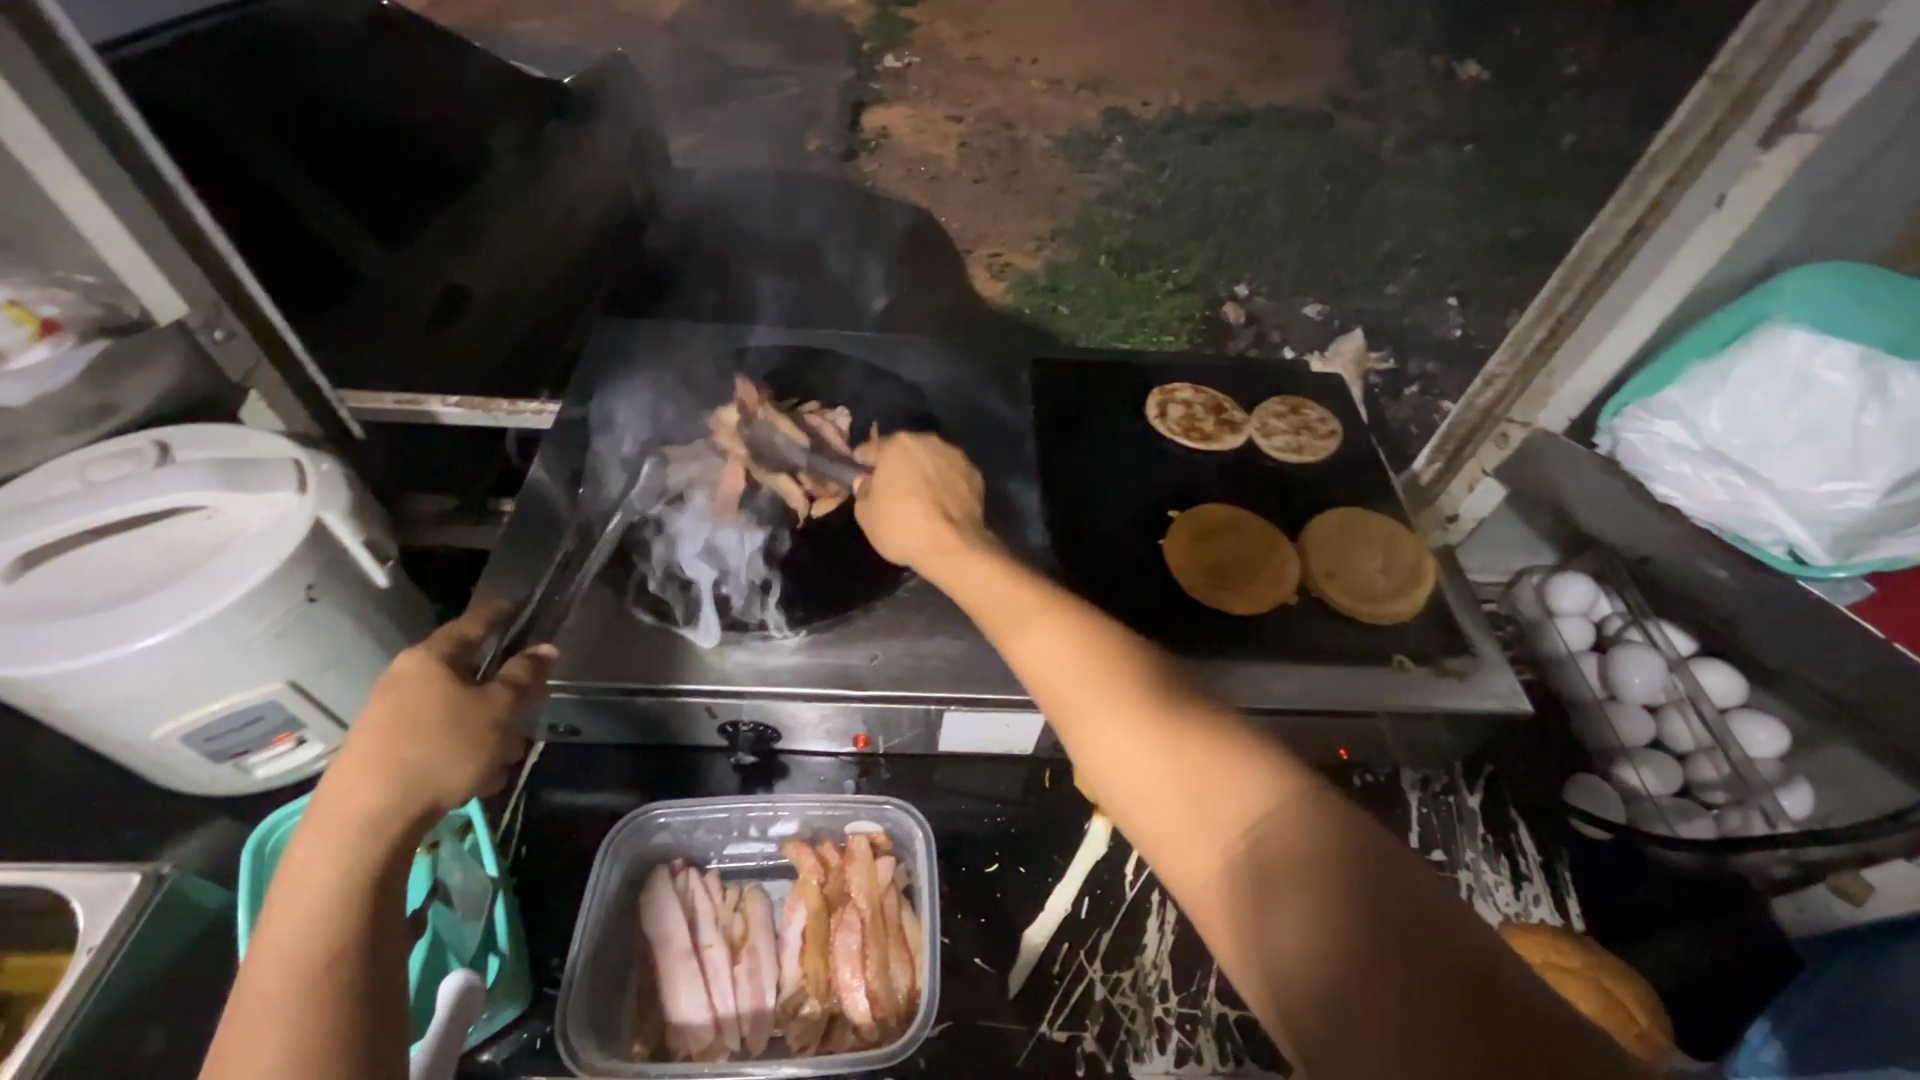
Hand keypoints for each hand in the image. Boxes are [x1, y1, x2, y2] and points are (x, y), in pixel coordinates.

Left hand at [320, 605, 556, 829]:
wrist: (367, 816)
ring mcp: (391, 716)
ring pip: (456, 712)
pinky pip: (439, 740)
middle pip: (467, 674)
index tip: (517, 606)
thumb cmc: (442, 749)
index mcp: (431, 658)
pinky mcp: (385, 751)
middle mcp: (405, 679)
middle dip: (503, 693)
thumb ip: (524, 677)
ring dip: (488, 730)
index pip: (472, 624)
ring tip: (506, 759)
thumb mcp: (498, 710)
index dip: (499, 614)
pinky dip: (464, 753)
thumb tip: (545, 649)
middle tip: (530, 709)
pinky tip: (478, 780)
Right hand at [853, 431, 990, 570]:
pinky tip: (942, 503)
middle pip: (906, 450)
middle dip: (898, 463)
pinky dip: (946, 484)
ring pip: (932, 460)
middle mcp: (929, 441)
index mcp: (898, 445)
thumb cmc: (901, 527)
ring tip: (920, 494)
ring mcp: (956, 456)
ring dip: (925, 471)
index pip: (873, 447)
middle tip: (892, 483)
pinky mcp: (976, 475)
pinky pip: (952, 476)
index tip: (860, 468)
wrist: (953, 547)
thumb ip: (863, 492)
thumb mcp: (866, 515)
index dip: (864, 460)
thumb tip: (867, 482)